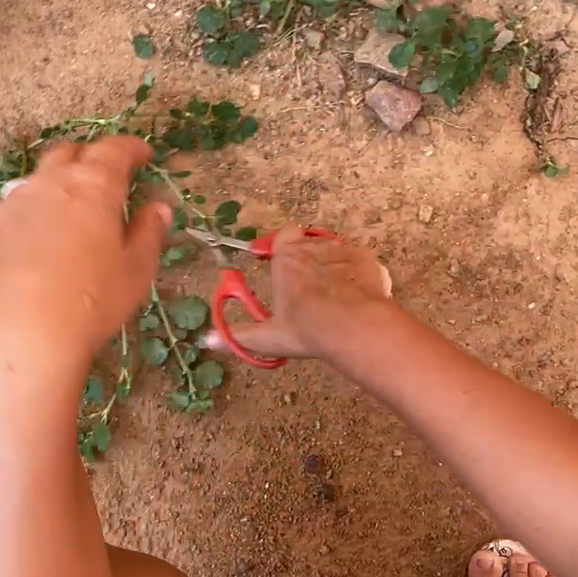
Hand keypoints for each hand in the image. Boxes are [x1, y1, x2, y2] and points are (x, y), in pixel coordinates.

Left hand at [0, 136, 169, 386]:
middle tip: (109, 177)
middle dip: (92, 158)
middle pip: (69, 153)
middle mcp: (49, 184)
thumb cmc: (92, 301)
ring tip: (76, 211)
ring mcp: (13, 205)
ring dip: (61, 184)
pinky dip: (38, 211)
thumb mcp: (136, 270)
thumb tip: (157, 208)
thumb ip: (149, 232)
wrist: (19, 335)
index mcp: (92, 186)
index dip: (132, 149)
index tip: (144, 154)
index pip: (114, 150)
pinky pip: (18, 208)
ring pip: (40, 180)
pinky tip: (44, 241)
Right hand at [219, 226, 396, 360]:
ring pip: (337, 252)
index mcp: (288, 258)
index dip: (282, 246)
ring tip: (334, 293)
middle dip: (309, 258)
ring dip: (334, 266)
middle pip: (311, 243)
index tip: (278, 261)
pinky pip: (361, 264)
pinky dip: (358, 276)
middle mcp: (316, 248)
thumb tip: (208, 340)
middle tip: (307, 284)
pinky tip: (357, 296)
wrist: (354, 326)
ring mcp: (345, 252)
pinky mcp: (369, 263)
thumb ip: (240, 335)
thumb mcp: (269, 336)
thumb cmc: (306, 328)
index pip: (284, 236)